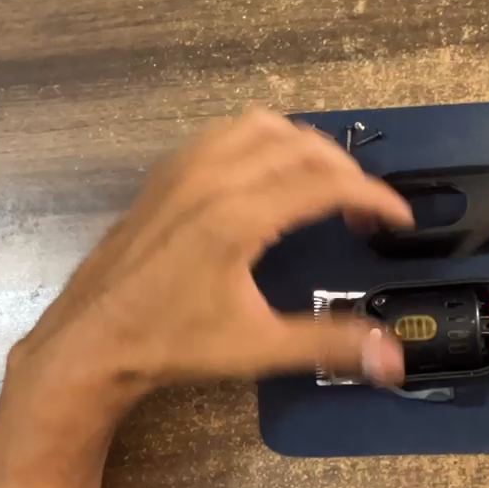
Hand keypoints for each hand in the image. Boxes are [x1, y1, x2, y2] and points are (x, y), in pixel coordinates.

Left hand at [5, 108, 412, 412]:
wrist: (90, 341)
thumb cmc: (172, 344)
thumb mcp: (256, 348)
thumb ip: (329, 345)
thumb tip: (394, 359)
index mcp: (238, 216)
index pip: (326, 184)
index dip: (374, 198)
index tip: (398, 219)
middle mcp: (213, 178)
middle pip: (300, 146)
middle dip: (346, 171)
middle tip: (364, 210)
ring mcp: (183, 170)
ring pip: (261, 127)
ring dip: (304, 147)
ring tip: (324, 183)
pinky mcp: (165, 174)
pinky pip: (224, 133)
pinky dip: (261, 141)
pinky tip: (264, 174)